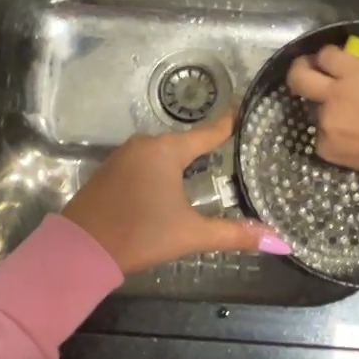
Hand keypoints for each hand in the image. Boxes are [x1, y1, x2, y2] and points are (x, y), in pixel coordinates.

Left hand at [61, 113, 288, 274]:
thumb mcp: (190, 235)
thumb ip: (235, 234)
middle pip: (186, 143)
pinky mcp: (110, 172)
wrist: (78, 250)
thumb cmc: (139, 235)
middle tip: (236, 155)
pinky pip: (145, 164)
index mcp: (166, 150)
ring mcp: (123, 156)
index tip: (248, 108)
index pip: (209, 132)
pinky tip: (173, 188)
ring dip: (183, 163)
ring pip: (164, 155)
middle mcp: (145, 144)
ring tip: (210, 171)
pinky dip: (162, 172)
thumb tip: (280, 241)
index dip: (231, 123)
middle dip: (208, 150)